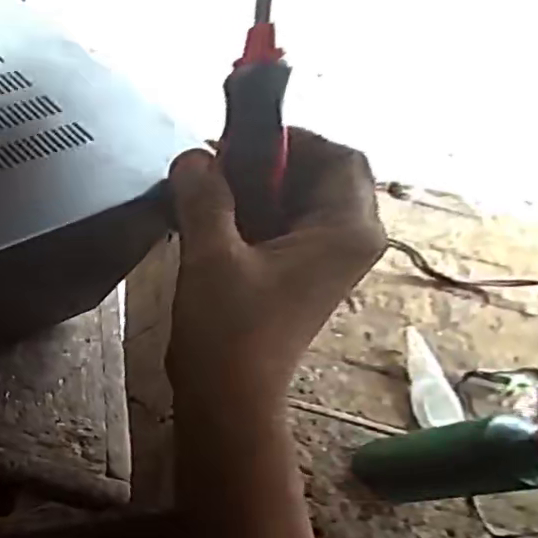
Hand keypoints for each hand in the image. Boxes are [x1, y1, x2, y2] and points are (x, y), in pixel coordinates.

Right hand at [165, 128, 384, 418]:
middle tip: (213, 169)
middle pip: (318, 177)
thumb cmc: (228, 329)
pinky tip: (208, 226)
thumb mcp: (211, 256)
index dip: (288, 138)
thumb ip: (204, 198)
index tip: (233, 140)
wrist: (226, 398)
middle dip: (266, 166)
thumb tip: (192, 156)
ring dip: (251, 193)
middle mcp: (346, 241)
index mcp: (345, 230)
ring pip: (294, 205)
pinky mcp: (294, 281)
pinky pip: (279, 231)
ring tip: (203, 196)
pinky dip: (247, 220)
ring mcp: (321, 264)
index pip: (336, 155)